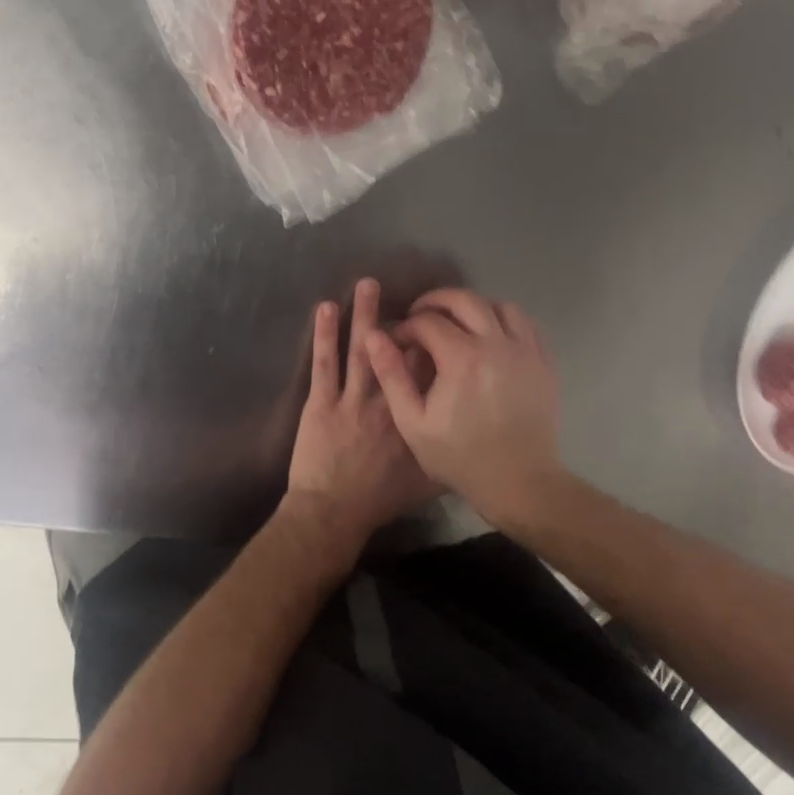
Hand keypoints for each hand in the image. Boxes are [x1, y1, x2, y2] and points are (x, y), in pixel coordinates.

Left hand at [284, 279, 441, 550]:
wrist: (334, 511)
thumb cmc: (382, 499)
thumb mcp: (430, 481)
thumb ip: (449, 453)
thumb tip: (471, 436)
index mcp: (416, 418)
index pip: (432, 374)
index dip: (438, 346)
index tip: (445, 322)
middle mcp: (388, 401)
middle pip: (400, 352)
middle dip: (407, 320)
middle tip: (412, 292)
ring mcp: (353, 400)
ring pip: (361, 349)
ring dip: (364, 314)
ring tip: (367, 283)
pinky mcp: (322, 402)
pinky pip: (324, 364)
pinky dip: (325, 336)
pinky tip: (327, 309)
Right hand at [365, 288, 568, 532]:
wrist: (518, 480)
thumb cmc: (459, 456)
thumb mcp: (413, 422)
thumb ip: (392, 376)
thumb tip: (374, 336)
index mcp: (462, 358)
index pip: (428, 321)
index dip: (406, 327)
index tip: (397, 342)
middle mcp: (497, 344)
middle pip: (465, 300)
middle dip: (436, 302)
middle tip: (420, 317)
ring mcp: (526, 351)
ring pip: (500, 305)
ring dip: (473, 307)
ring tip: (456, 324)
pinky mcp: (544, 362)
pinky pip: (525, 324)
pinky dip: (503, 320)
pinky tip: (489, 337)